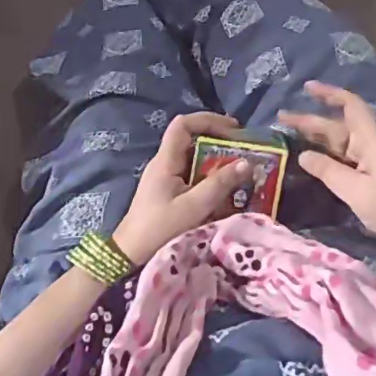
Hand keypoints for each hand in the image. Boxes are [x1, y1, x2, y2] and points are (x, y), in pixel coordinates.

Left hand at [109, 112, 253, 264]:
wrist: (130, 255)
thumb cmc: (159, 229)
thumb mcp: (194, 207)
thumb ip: (219, 184)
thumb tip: (246, 162)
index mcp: (165, 161)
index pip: (183, 125)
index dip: (208, 120)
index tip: (233, 129)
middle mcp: (164, 163)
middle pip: (190, 138)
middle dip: (218, 139)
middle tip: (243, 148)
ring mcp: (164, 177)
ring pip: (193, 157)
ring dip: (216, 158)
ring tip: (239, 166)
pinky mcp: (167, 190)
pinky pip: (191, 173)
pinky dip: (209, 174)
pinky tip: (224, 187)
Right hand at [279, 81, 375, 251]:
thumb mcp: (356, 192)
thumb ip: (327, 171)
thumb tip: (303, 155)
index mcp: (371, 138)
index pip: (350, 104)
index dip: (329, 93)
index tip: (307, 87)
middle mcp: (371, 141)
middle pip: (338, 124)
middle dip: (310, 119)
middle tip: (280, 118)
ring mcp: (373, 156)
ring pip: (340, 139)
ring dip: (316, 135)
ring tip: (288, 132)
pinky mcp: (373, 170)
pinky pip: (345, 154)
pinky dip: (326, 151)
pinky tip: (310, 153)